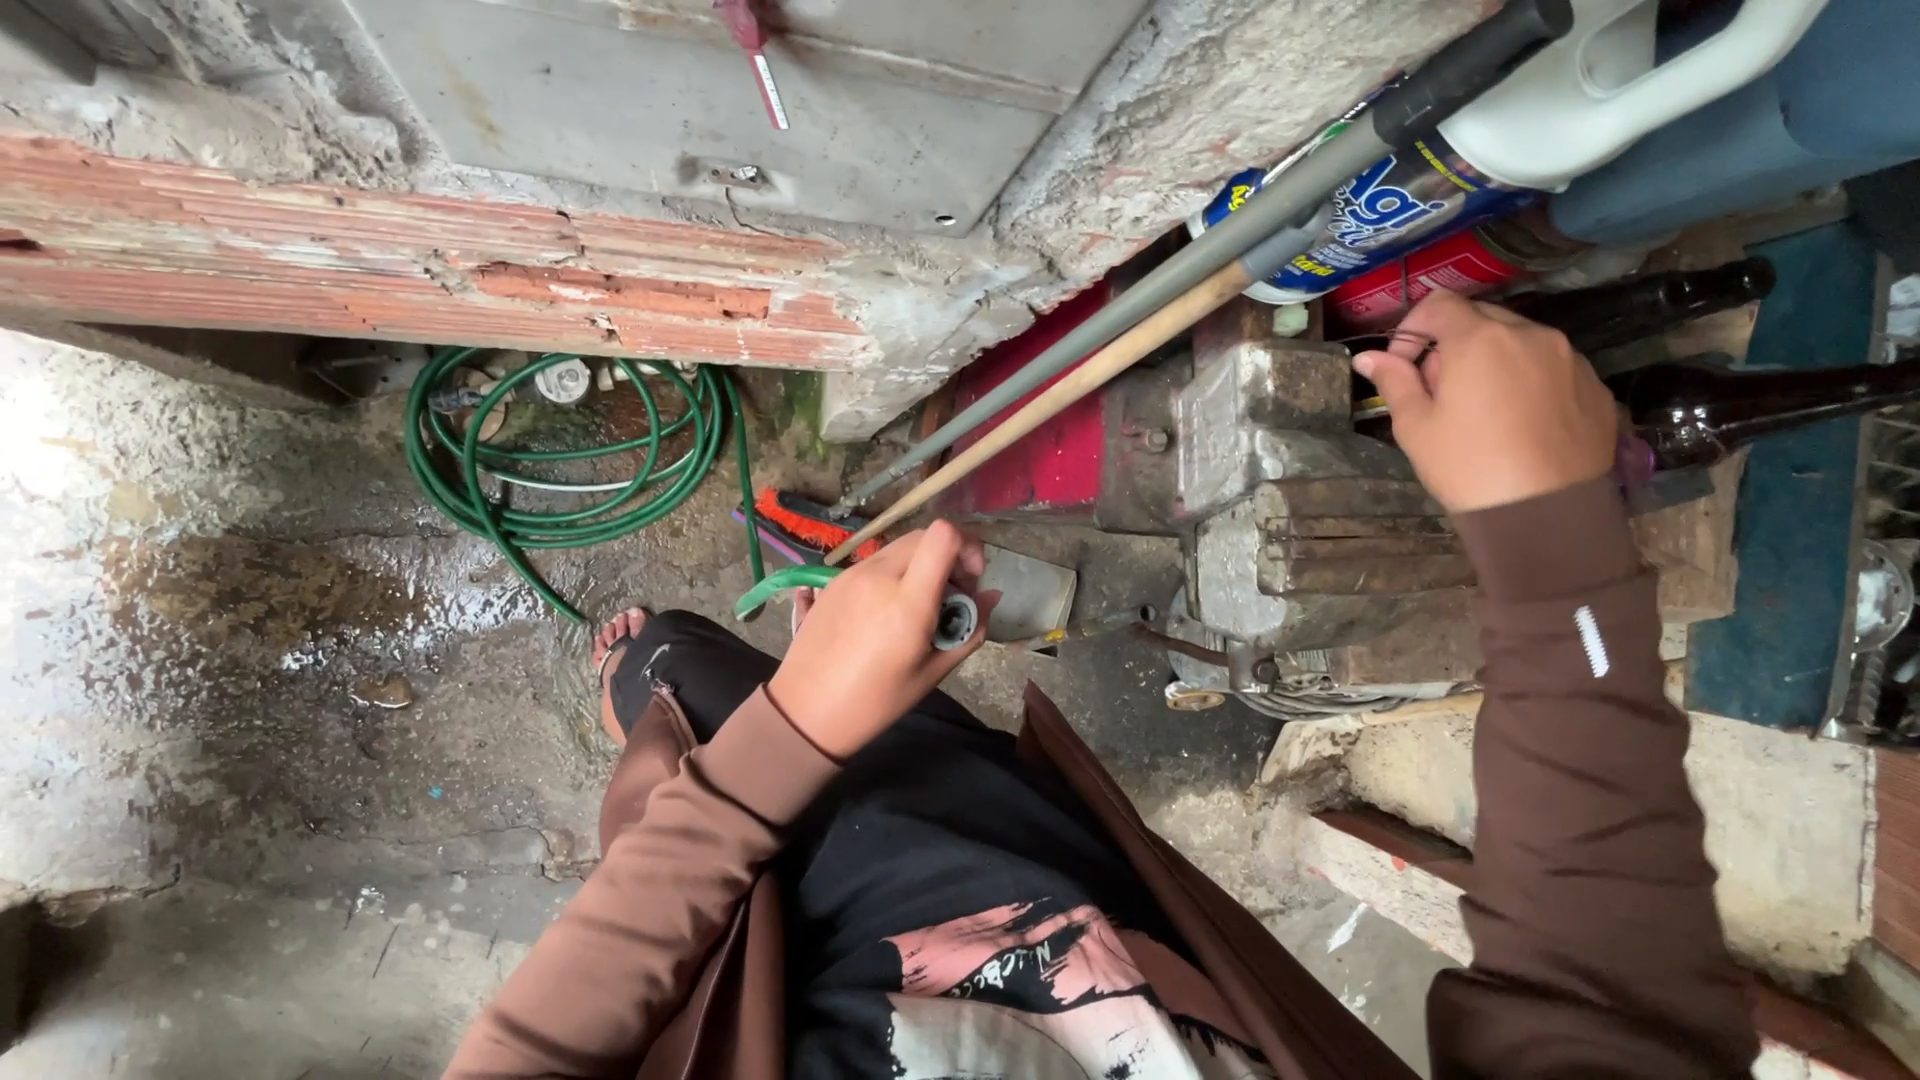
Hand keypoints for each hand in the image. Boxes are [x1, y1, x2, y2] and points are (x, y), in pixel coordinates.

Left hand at [766, 521, 989, 759]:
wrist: (805, 711)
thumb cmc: (875, 702)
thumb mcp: (933, 672)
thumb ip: (969, 629)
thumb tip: (992, 596)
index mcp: (906, 601)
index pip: (944, 535)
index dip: (968, 547)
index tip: (970, 579)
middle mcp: (878, 576)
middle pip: (926, 535)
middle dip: (949, 557)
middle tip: (951, 596)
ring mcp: (851, 574)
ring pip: (900, 548)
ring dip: (921, 564)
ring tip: (919, 606)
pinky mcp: (833, 581)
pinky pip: (876, 562)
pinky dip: (895, 573)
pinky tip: (888, 612)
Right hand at [1355, 289, 1617, 513]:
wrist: (1544, 511)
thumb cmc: (1466, 465)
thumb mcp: (1415, 426)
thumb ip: (1394, 381)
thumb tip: (1369, 357)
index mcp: (1480, 340)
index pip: (1439, 304)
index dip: (1412, 328)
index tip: (1403, 365)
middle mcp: (1530, 335)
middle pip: (1481, 319)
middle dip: (1452, 345)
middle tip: (1439, 391)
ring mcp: (1570, 358)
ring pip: (1519, 341)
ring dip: (1491, 360)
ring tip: (1480, 408)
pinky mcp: (1594, 384)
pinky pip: (1551, 366)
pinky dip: (1526, 379)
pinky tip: (1516, 422)